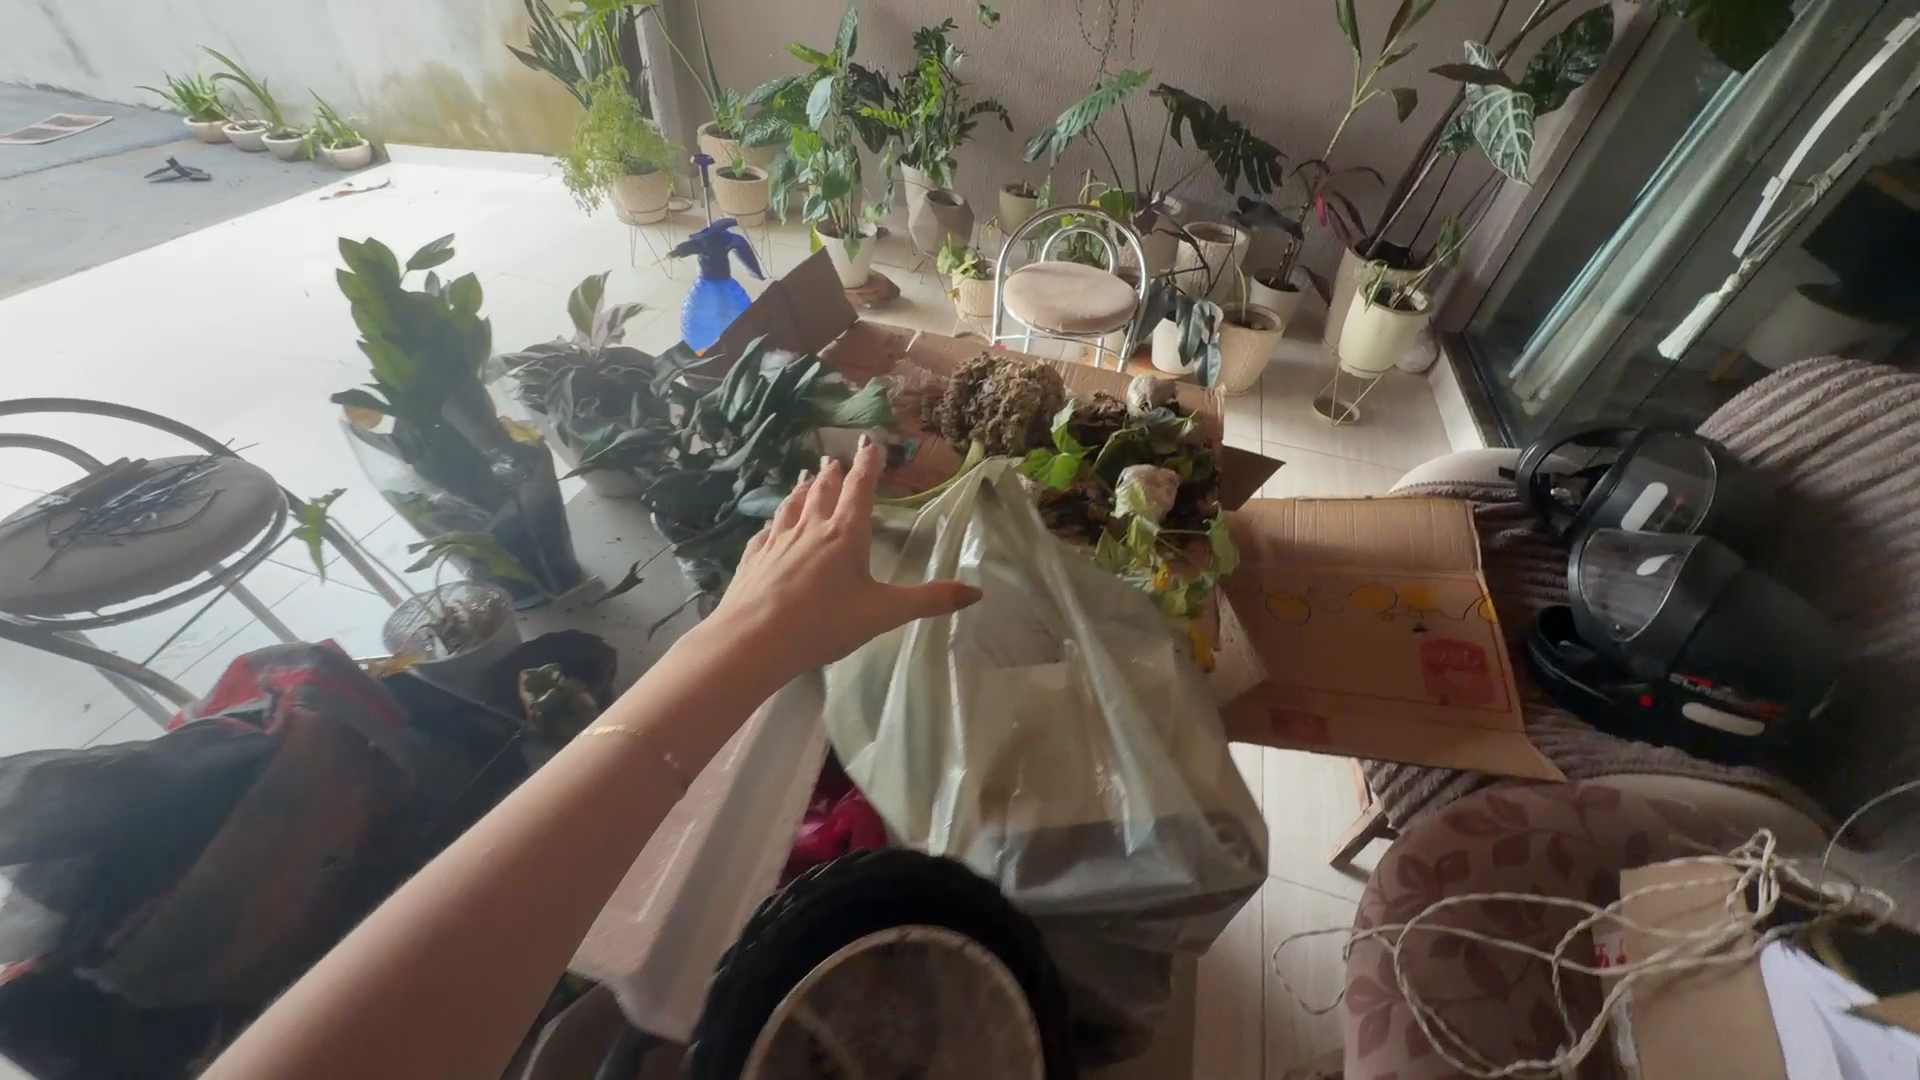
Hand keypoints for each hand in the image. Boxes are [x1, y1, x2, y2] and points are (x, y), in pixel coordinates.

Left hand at [705, 437, 981, 677]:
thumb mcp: (884, 613)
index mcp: (845, 534)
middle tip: (834, 459)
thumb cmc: (824, 623)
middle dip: (832, 474)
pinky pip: (766, 532)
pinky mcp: (753, 560)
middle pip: (822, 492)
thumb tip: (977, 593)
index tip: (871, 442)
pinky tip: (770, 525)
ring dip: (802, 490)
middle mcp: (810, 529)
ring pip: (791, 506)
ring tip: (805, 478)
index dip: (869, 465)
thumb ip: (929, 601)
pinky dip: (774, 522)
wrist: (753, 641)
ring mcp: (777, 542)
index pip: (860, 489)